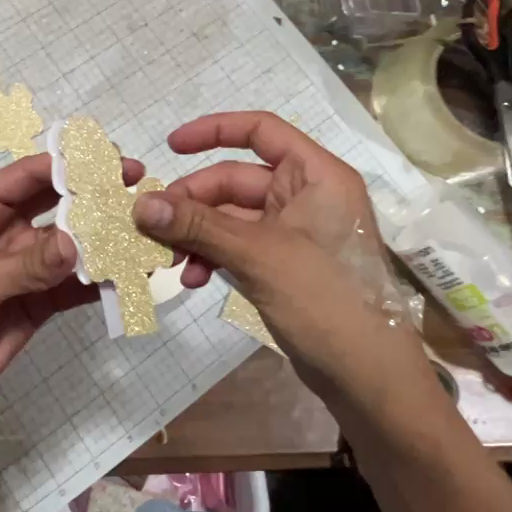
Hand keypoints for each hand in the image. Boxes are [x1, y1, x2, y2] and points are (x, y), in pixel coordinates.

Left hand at [0, 153, 141, 427]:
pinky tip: (130, 275)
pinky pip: (74, 283)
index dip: (65, 166)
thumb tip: (79, 243)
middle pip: (54, 204)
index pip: (25, 177)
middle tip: (134, 187)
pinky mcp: (38, 299)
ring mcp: (23, 265)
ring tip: (142, 233)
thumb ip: (28, 264)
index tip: (106, 160)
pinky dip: (100, 280)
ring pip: (70, 244)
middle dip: (91, 196)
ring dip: (102, 240)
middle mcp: (3, 230)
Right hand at [133, 111, 426, 400]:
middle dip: (192, 203)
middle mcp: (306, 196)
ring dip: (197, 234)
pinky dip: (213, 257)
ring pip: (230, 216)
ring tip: (170, 260)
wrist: (371, 382)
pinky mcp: (285, 265)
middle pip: (235, 179)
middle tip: (153, 226)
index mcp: (315, 176)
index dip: (213, 130)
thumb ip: (197, 225)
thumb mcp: (256, 255)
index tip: (170, 147)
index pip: (261, 130)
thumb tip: (140, 204)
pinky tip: (194, 279)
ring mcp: (296, 233)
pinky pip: (237, 245)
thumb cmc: (326, 300)